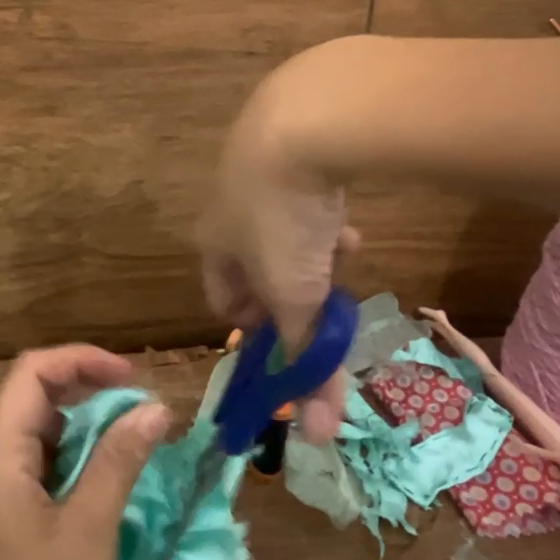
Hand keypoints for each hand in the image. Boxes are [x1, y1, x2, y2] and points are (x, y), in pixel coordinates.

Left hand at [0, 345, 173, 559]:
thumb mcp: (88, 529)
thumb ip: (118, 461)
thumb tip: (156, 406)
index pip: (31, 372)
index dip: (81, 360)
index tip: (131, 374)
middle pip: (30, 392)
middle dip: (85, 385)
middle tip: (138, 398)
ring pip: (34, 423)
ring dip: (81, 416)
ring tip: (130, 422)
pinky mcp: (0, 505)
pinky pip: (34, 455)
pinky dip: (71, 447)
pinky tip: (105, 458)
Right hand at [198, 74, 359, 443]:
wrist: (300, 121)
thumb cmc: (281, 217)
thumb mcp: (298, 297)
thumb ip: (309, 361)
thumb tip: (318, 438)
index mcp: (212, 244)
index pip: (222, 301)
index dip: (256, 331)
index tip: (292, 343)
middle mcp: (225, 210)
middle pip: (256, 267)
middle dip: (294, 290)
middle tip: (324, 301)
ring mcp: (254, 173)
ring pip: (283, 232)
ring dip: (313, 253)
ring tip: (343, 253)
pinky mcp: (287, 147)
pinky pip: (302, 198)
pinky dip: (323, 216)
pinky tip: (347, 216)